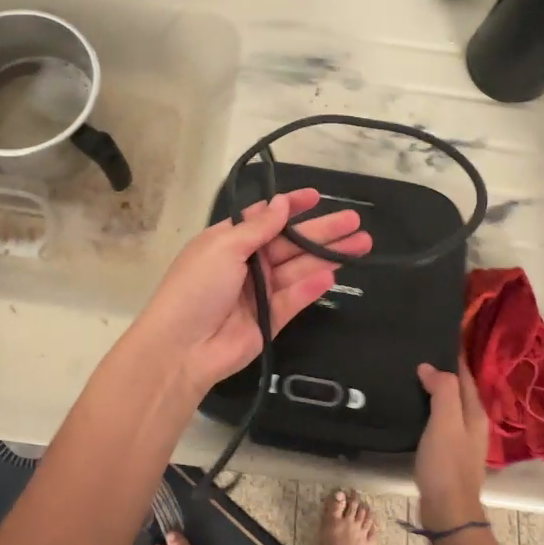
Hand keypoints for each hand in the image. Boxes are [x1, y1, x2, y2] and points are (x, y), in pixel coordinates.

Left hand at [127, 188, 370, 394]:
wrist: (182, 348)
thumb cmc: (196, 287)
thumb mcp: (223, 247)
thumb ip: (258, 227)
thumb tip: (281, 203)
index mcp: (229, 241)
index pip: (266, 218)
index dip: (291, 207)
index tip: (317, 197)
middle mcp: (247, 263)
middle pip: (291, 242)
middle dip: (322, 231)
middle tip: (355, 220)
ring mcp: (261, 292)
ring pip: (300, 268)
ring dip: (328, 255)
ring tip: (361, 243)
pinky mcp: (271, 320)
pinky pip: (296, 298)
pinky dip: (313, 287)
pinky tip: (334, 274)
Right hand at [415, 360, 489, 530]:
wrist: (447, 511)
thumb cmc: (447, 464)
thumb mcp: (445, 422)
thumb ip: (442, 391)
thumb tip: (430, 367)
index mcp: (476, 412)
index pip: (466, 374)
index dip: (454, 355)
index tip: (437, 336)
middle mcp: (474, 424)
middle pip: (460, 389)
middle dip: (444, 371)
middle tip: (419, 353)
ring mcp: (463, 441)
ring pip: (451, 406)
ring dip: (437, 391)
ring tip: (413, 376)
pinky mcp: (450, 454)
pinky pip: (442, 421)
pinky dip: (431, 410)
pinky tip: (416, 410)